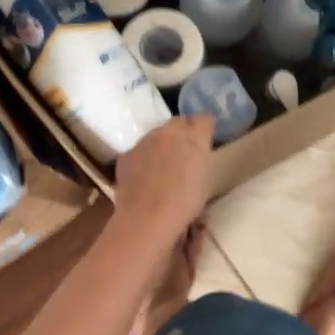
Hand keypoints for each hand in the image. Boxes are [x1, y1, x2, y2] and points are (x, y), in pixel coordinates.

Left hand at [111, 113, 215, 237]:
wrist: (147, 217)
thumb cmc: (186, 201)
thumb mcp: (205, 177)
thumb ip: (201, 156)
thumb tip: (195, 152)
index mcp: (195, 137)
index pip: (205, 118)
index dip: (205, 127)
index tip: (206, 139)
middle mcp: (170, 131)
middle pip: (179, 121)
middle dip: (183, 132)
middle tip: (186, 153)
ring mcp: (146, 140)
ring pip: (157, 134)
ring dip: (163, 144)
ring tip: (163, 167)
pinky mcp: (128, 153)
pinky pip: (141, 149)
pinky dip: (145, 157)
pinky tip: (146, 176)